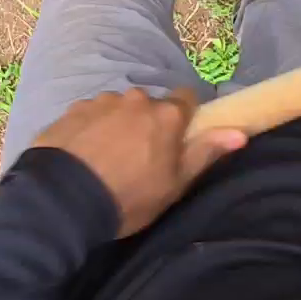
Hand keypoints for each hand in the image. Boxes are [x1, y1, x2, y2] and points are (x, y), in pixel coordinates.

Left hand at [32, 87, 247, 236]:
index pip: (187, 99)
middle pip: (150, 105)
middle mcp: (135, 98)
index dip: (185, 117)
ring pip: (118, 109)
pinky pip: (90, 115)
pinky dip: (90, 130)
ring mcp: (100, 101)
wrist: (61, 201)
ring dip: (117, 125)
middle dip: (148, 123)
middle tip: (138, 157)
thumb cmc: (127, 197)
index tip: (177, 139)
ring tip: (105, 159)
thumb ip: (205, 153)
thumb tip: (240, 132)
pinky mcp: (71, 111)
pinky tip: (82, 155)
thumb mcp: (173, 185)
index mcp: (165, 115)